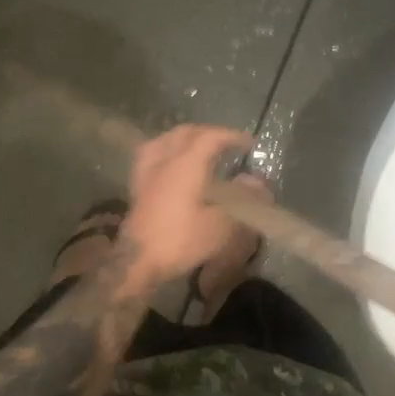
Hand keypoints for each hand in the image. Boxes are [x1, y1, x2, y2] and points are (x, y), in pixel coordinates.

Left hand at [120, 124, 252, 284]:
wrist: (137, 263)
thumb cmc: (180, 241)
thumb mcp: (220, 225)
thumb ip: (241, 201)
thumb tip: (257, 182)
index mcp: (185, 165)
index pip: (210, 137)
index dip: (231, 136)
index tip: (249, 144)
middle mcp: (164, 161)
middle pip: (185, 133)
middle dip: (208, 133)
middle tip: (226, 144)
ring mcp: (147, 173)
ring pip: (164, 140)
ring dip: (185, 138)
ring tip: (199, 148)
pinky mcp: (137, 187)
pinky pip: (152, 155)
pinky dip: (167, 151)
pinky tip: (173, 166)